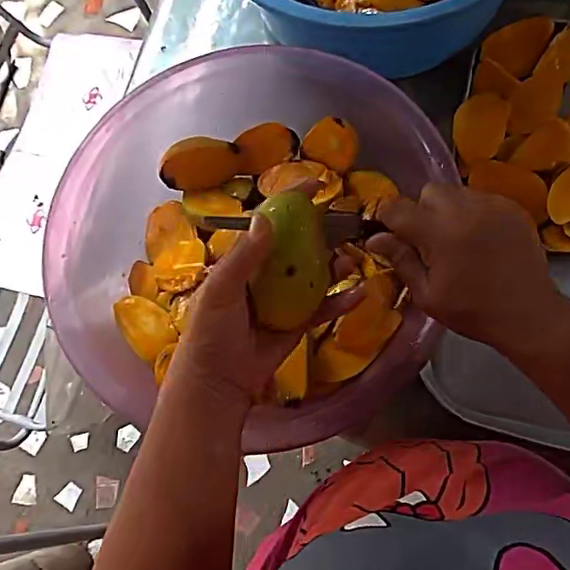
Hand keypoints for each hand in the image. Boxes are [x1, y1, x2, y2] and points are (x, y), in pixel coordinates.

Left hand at [168, 214, 361, 408]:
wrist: (217, 384)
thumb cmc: (210, 335)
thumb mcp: (220, 290)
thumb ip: (243, 257)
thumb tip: (266, 218)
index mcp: (242, 262)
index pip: (269, 224)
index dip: (291, 202)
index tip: (316, 185)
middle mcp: (264, 277)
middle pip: (298, 247)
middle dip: (322, 233)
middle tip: (345, 225)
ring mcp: (283, 301)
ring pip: (315, 276)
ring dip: (335, 265)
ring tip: (352, 259)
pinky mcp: (297, 325)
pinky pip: (322, 308)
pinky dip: (341, 300)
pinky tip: (359, 293)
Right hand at [367, 183, 569, 351]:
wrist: (527, 314)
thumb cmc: (471, 311)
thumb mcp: (427, 294)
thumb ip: (401, 260)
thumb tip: (375, 238)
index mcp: (439, 233)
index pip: (397, 208)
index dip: (387, 219)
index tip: (390, 235)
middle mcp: (465, 210)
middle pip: (428, 192)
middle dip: (421, 211)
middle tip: (428, 241)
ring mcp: (492, 205)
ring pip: (455, 191)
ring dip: (447, 210)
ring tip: (455, 239)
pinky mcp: (512, 207)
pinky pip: (480, 198)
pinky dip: (472, 212)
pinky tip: (478, 239)